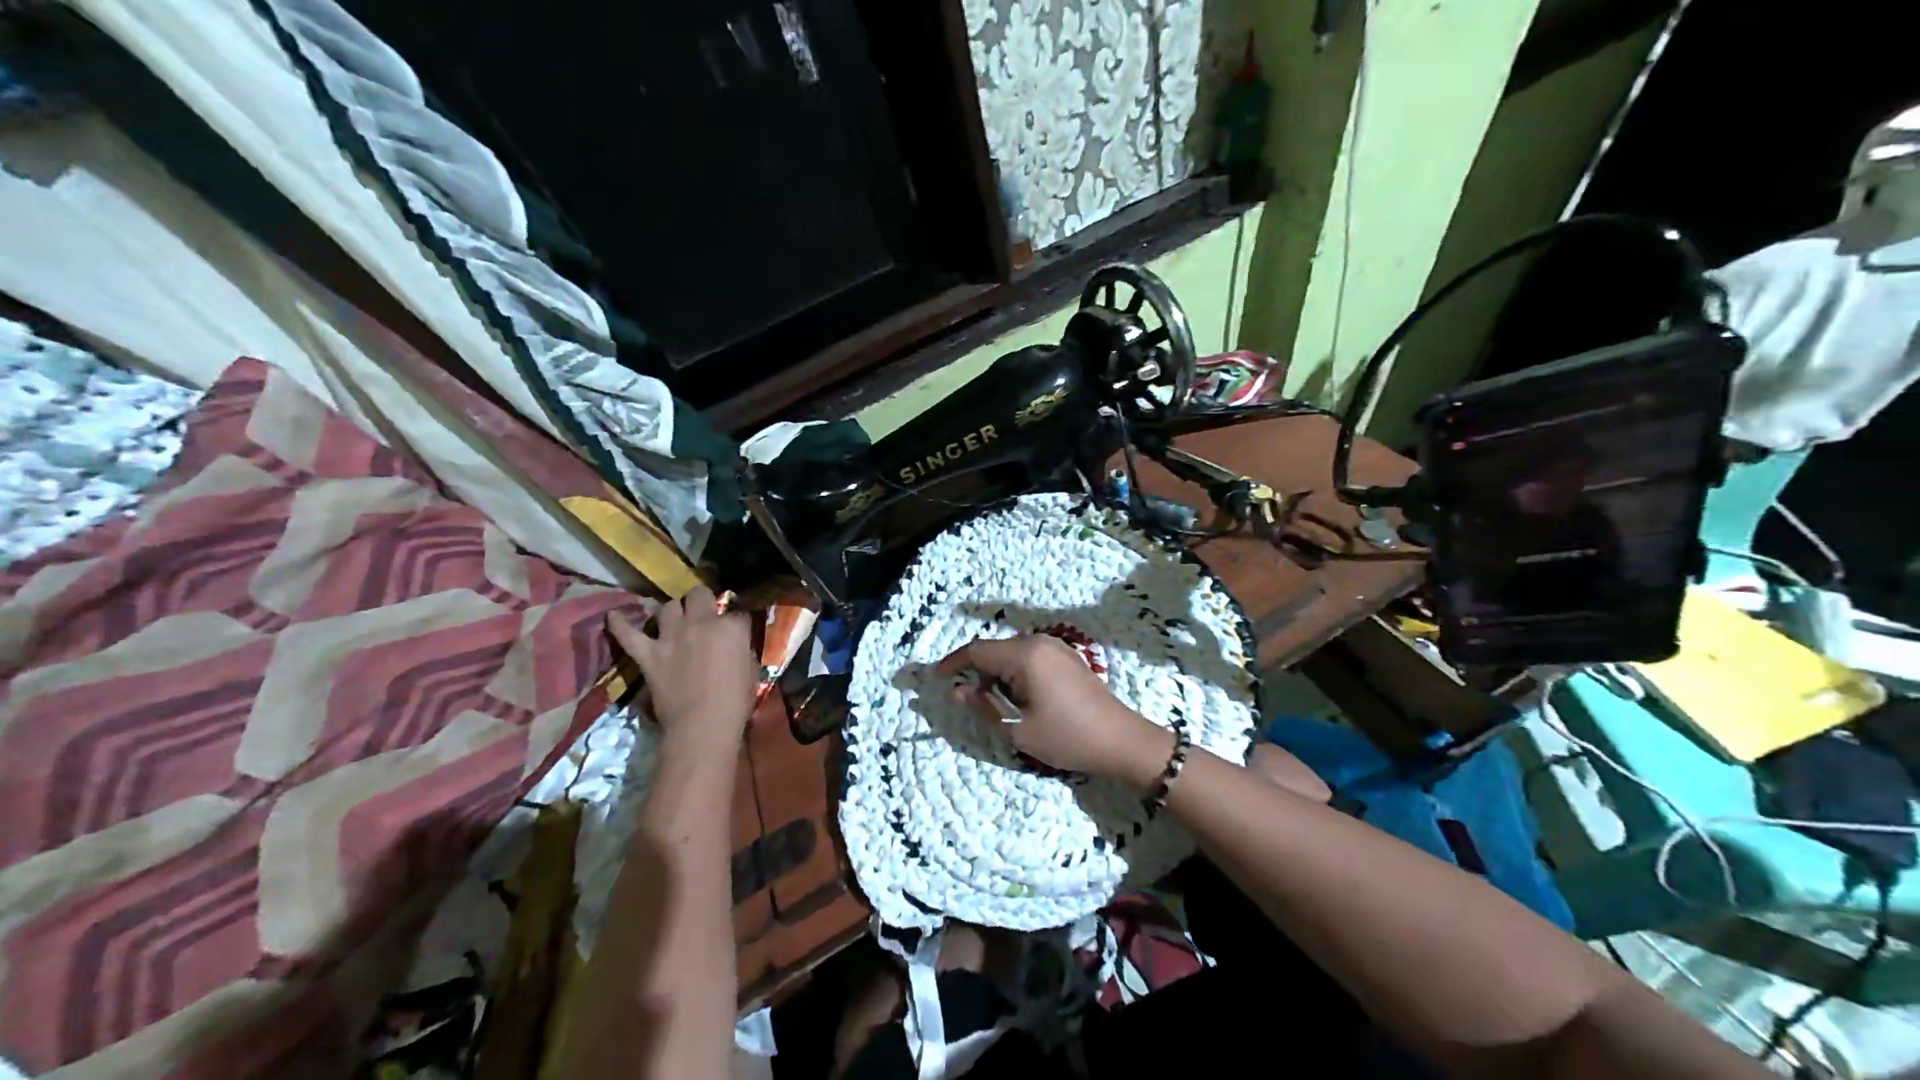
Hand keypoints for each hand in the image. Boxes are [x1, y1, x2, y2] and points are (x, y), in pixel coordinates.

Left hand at [608, 584, 756, 761]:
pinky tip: (614, 615)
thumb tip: (735, 646)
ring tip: (676, 620)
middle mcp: (700, 623)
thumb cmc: (735, 702)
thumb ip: (741, 650)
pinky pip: (628, 634)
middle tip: (704, 613)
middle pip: (699, 595)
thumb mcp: (752, 670)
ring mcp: (671, 637)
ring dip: (674, 611)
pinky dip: (620, 624)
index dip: (736, 621)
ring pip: (668, 607)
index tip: (736, 631)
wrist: (702, 726)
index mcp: (731, 627)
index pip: (736, 612)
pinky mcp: (649, 654)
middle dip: (703, 600)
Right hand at [936, 634, 1173, 790]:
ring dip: (996, 674)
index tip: (935, 677)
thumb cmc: (1068, 738)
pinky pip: (1030, 657)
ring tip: (992, 704)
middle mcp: (1039, 642)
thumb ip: (984, 706)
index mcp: (1025, 655)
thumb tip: (958, 691)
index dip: (953, 663)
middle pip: (994, 649)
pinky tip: (1018, 698)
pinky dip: (1015, 673)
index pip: (977, 651)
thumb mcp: (1018, 729)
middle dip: (975, 671)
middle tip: (965, 699)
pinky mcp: (1067, 658)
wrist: (1122, 741)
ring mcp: (1056, 647)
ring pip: (1011, 653)